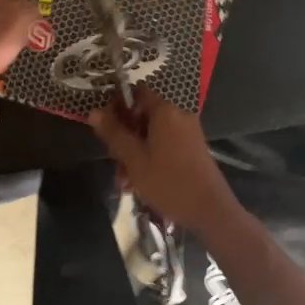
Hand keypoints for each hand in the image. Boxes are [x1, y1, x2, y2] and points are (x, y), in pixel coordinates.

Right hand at [91, 87, 240, 235]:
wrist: (210, 210)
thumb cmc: (168, 182)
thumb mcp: (134, 159)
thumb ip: (114, 133)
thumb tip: (94, 111)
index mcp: (165, 112)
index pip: (136, 93)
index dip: (117, 106)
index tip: (104, 127)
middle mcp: (179, 116)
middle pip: (142, 117)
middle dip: (124, 138)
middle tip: (114, 163)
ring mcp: (188, 133)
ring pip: (152, 136)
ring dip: (134, 154)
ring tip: (125, 182)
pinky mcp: (193, 150)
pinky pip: (165, 146)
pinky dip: (150, 159)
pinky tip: (140, 183)